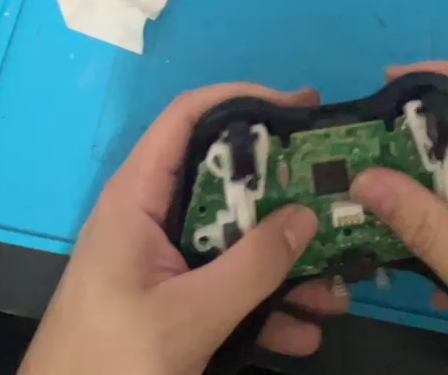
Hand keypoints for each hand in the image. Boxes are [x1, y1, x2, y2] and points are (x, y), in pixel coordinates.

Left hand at [20, 83, 348, 374]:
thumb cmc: (111, 360)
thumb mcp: (187, 316)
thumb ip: (250, 267)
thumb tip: (306, 215)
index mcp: (138, 195)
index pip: (187, 116)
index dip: (241, 98)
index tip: (298, 106)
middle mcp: (152, 212)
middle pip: (222, 176)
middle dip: (280, 187)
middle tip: (330, 184)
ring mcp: (164, 256)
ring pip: (233, 235)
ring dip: (283, 258)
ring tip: (336, 281)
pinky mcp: (173, 295)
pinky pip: (226, 282)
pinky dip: (265, 302)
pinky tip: (305, 330)